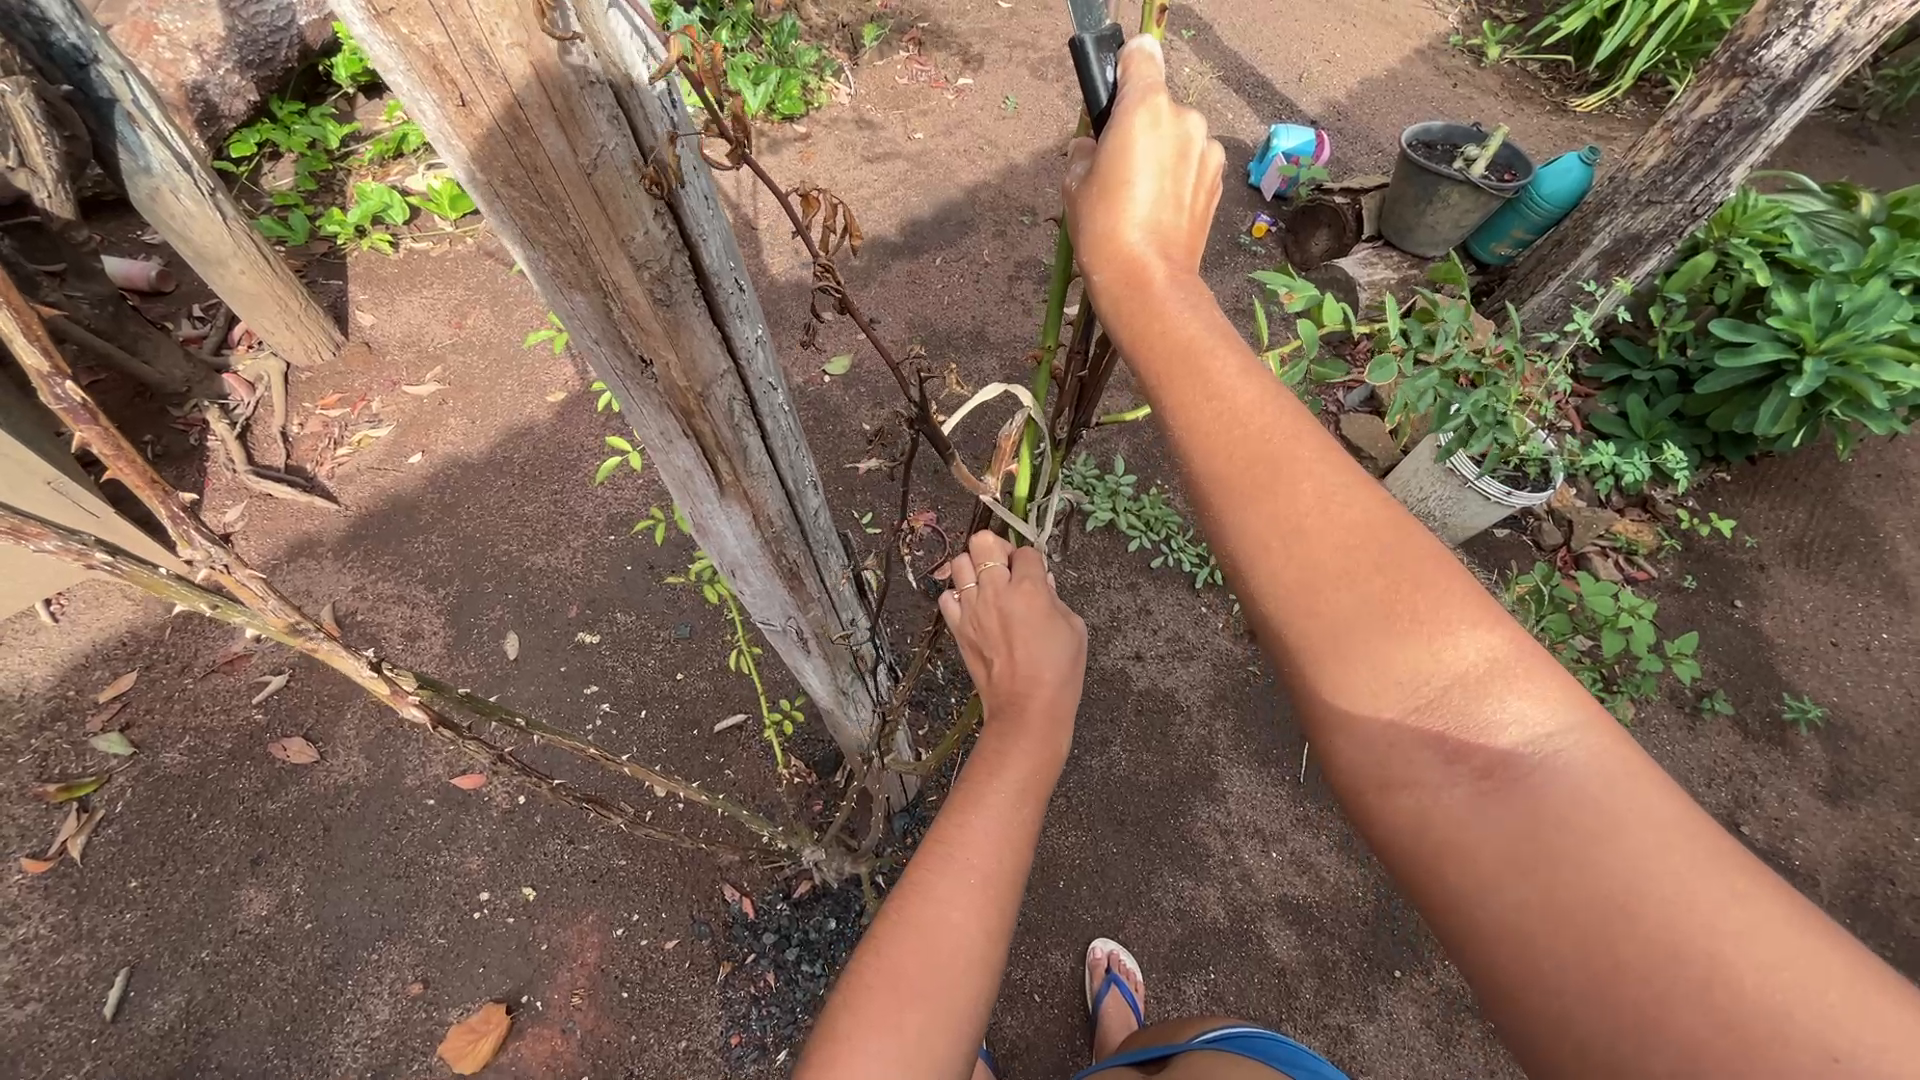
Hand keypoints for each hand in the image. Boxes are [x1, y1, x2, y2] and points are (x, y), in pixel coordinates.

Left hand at [938, 531, 1086, 767]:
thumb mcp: (1074, 628)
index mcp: (1030, 588)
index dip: (1032, 559)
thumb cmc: (1059, 671)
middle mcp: (996, 590)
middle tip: (1006, 566)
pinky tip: (973, 607)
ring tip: (986, 583)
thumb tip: (1043, 583)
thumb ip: (1056, 599)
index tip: (1035, 572)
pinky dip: (957, 596)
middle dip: (995, 548)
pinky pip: (946, 597)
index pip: (1025, 551)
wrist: (1027, 708)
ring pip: (958, 562)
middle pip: (982, 541)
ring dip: (973, 567)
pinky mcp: (957, 627)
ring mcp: (972, 608)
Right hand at [1061, 34, 1224, 308]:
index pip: (1140, 55)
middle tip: (1119, 169)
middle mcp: (1184, 117)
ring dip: (1163, 153)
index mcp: (1145, 107)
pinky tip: (1162, 210)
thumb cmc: (1103, 229)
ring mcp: (1207, 149)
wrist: (1147, 280)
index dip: (1125, 70)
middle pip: (1159, 105)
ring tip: (1142, 197)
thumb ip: (1085, 150)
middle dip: (1141, 127)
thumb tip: (1093, 145)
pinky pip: (1193, 164)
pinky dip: (1180, 177)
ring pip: (1178, 137)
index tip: (1114, 95)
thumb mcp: (1075, 184)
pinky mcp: (1217, 179)